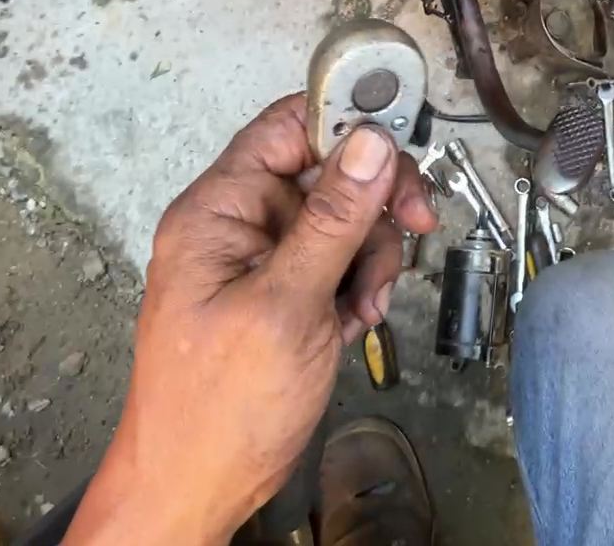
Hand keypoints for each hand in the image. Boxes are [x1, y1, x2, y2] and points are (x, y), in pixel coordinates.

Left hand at [62, 95, 438, 545]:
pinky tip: (354, 318)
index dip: (347, 121)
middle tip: (413, 226)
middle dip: (375, 203)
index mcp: (223, 207)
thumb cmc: (221, 406)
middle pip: (333, 169)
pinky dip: (364, 280)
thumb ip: (333, 220)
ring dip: (373, 253)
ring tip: (365, 304)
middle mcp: (247, 218)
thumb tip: (372, 141)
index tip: (403, 140)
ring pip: (350, 214)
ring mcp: (271, 253)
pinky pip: (347, 254)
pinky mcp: (293, 283)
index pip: (290, 126)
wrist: (199, 493)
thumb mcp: (285, 305)